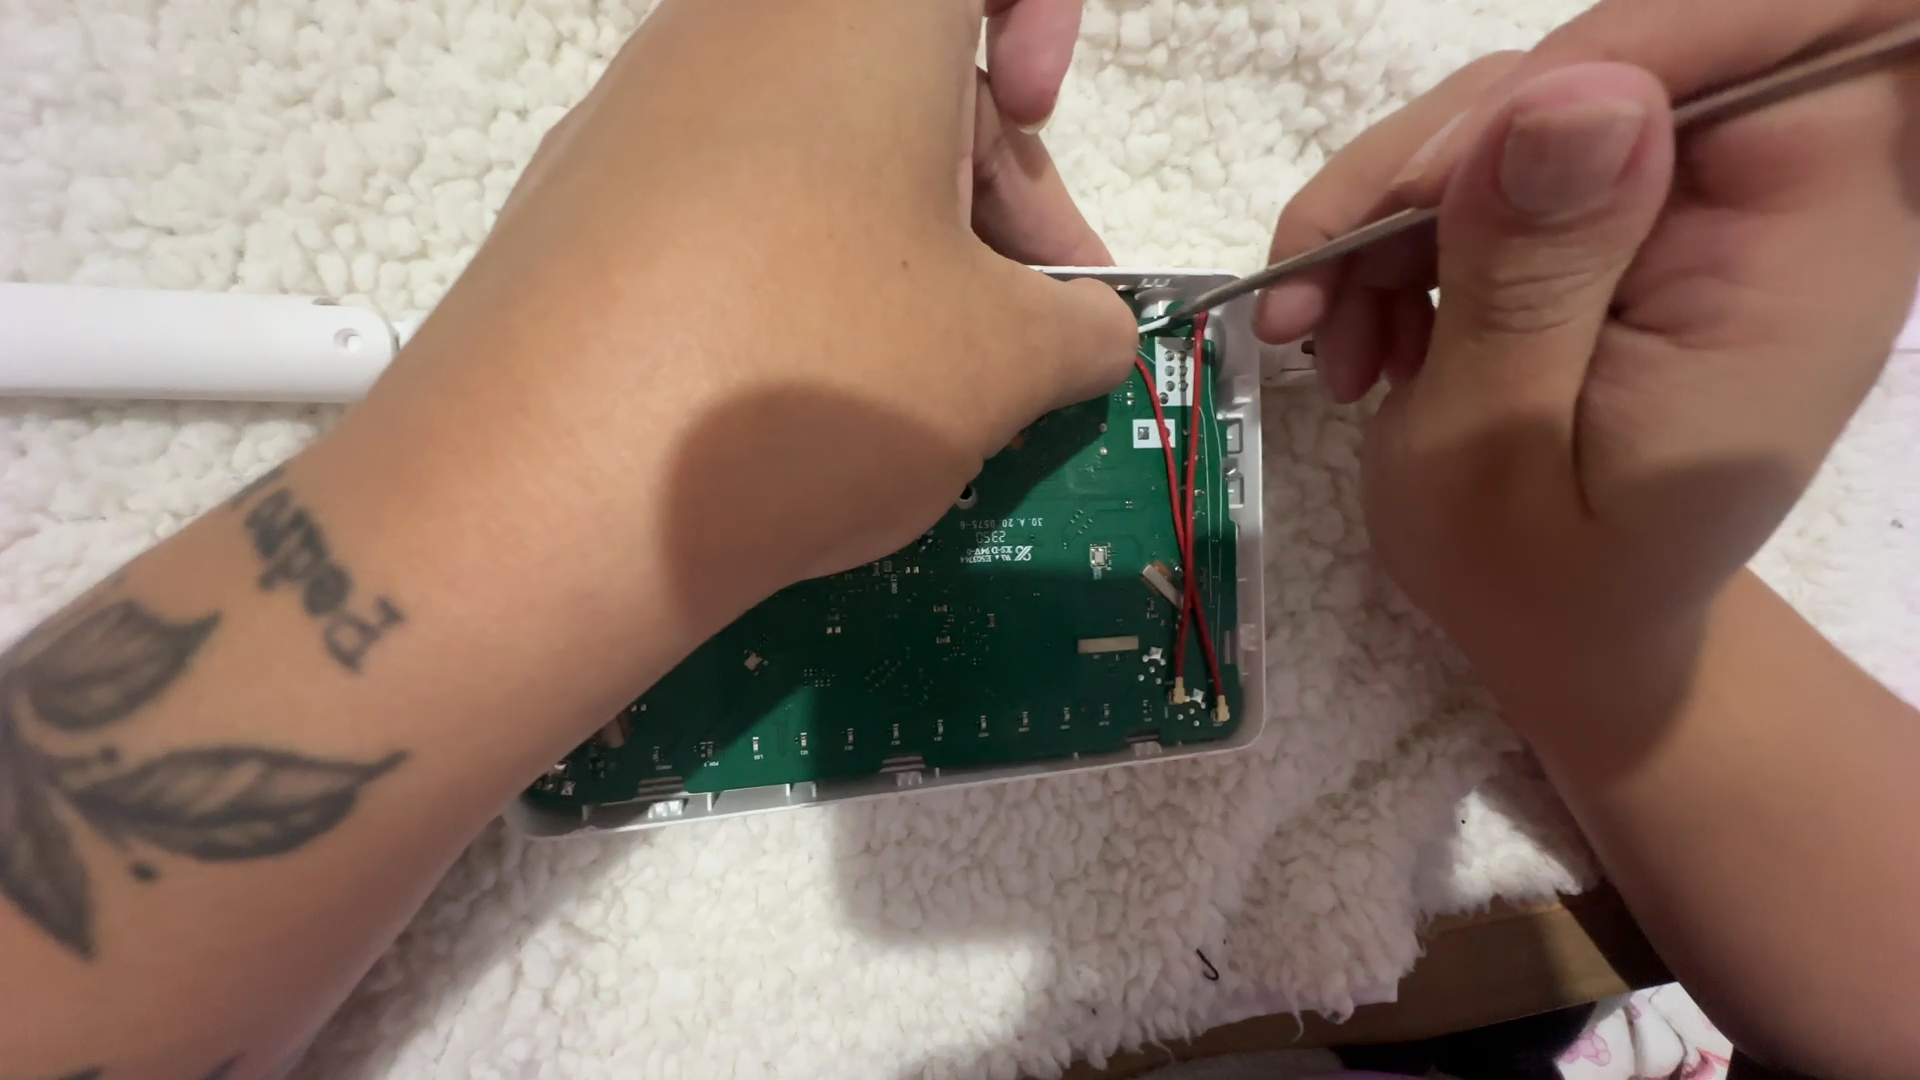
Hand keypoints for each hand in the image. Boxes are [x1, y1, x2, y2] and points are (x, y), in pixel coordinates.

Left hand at [339, 0, 1134, 637]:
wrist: (560, 500)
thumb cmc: (821, 379)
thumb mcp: (1007, 360)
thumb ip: (1087, 330)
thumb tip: (1097, 334)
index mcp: (851, 12)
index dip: (1040, 7)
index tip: (1039, 107)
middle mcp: (734, 34)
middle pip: (910, 82)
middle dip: (998, 200)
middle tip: (1032, 328)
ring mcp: (645, 127)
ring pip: (831, 165)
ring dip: (914, 262)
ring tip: (939, 387)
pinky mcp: (599, 223)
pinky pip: (750, 223)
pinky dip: (821, 290)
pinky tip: (832, 398)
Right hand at [1253, 2, 1919, 726]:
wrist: (1544, 619)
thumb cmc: (1527, 572)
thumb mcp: (1495, 446)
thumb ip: (1527, 280)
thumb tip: (1554, 95)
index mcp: (1793, 253)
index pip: (1771, 32)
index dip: (1596, 63)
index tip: (1430, 182)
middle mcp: (1741, 207)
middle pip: (1582, 78)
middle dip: (1414, 174)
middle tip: (1312, 290)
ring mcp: (1650, 225)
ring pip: (1492, 131)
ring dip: (1371, 228)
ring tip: (1317, 340)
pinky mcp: (1577, 246)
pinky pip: (1461, 193)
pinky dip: (1377, 259)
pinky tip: (1352, 343)